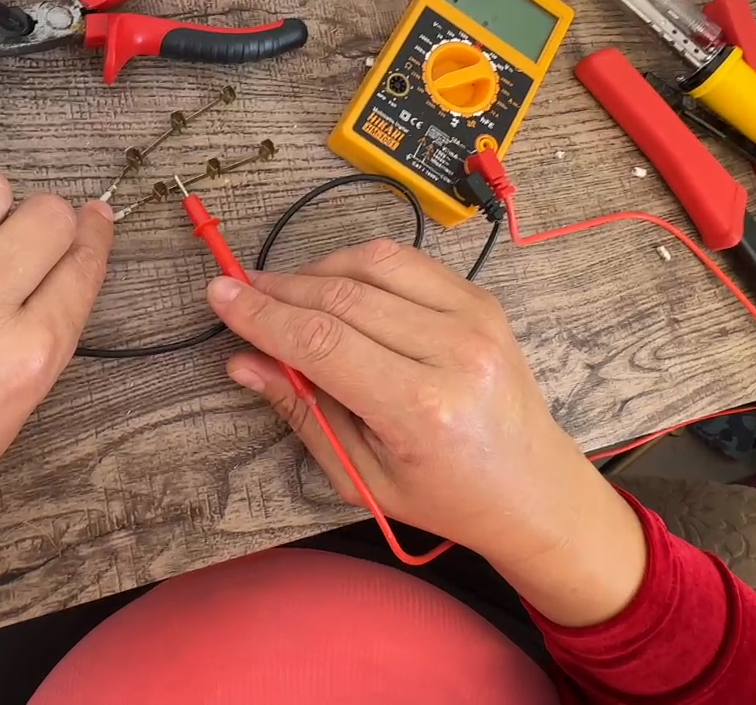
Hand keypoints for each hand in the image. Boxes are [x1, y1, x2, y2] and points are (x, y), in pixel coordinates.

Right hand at [207, 240, 646, 626]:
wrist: (536, 488)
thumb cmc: (446, 496)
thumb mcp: (362, 475)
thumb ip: (301, 411)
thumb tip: (243, 361)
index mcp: (422, 408)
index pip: (322, 340)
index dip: (262, 314)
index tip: (219, 294)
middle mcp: (453, 350)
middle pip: (342, 296)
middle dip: (279, 288)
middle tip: (239, 290)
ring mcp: (474, 315)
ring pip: (371, 262)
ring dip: (315, 270)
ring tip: (284, 292)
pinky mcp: (481, 297)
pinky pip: (404, 260)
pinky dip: (357, 264)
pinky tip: (334, 285)